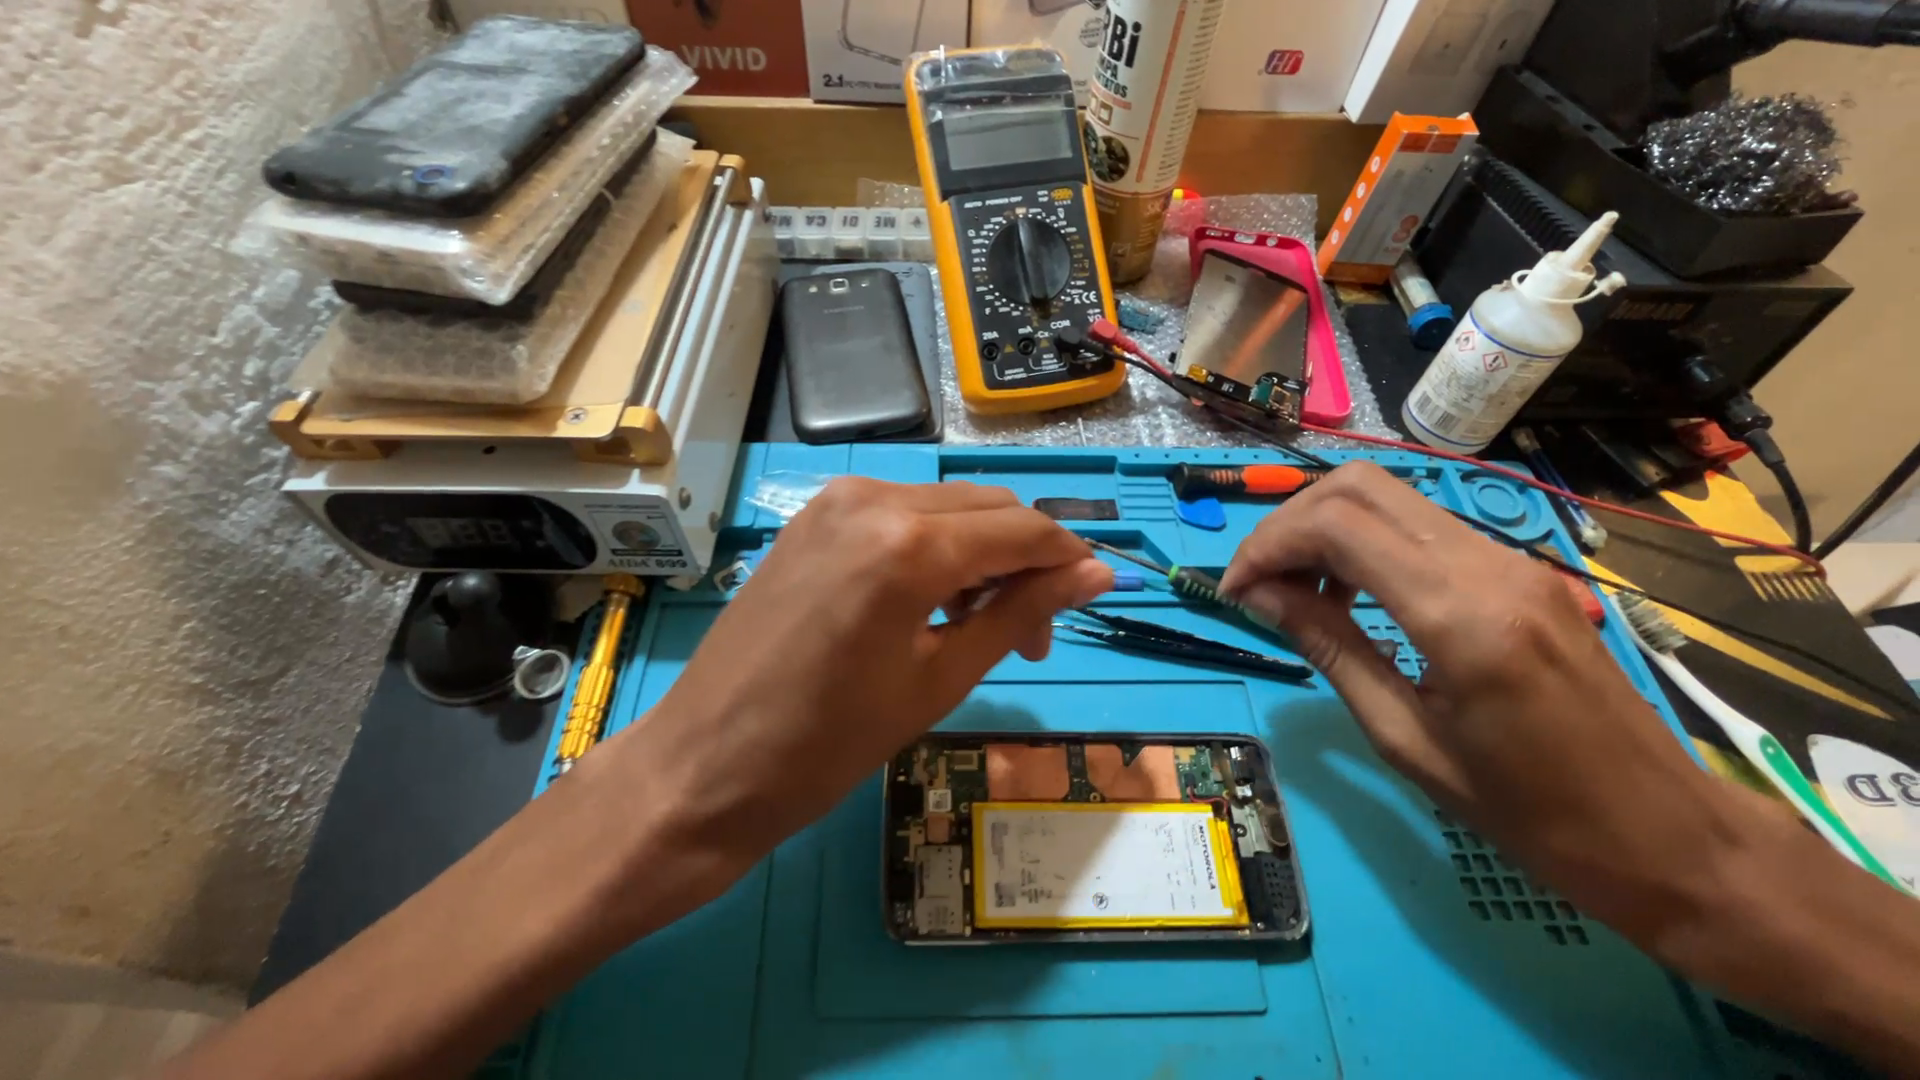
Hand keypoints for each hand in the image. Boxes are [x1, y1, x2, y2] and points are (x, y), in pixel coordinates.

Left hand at [582, 478, 1111, 899]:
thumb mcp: (940, 680)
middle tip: (1029, 637)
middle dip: (1024, 561)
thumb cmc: (830, 744)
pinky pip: (898, 516)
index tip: (1090, 598)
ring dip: (980, 554)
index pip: (1022, 530)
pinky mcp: (812, 518)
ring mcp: (835, 502)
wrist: (706, 764)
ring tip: (980, 628)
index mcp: (909, 544)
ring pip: (944, 507)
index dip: (1066, 561)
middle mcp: (873, 499)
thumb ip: (1019, 615)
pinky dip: (932, 549)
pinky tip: (929, 603)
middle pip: (987, 507)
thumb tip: (1095, 575)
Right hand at [1218, 463, 1732, 939]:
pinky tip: (1352, 595)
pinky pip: (1423, 527)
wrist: (1664, 833)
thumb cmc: (1527, 813)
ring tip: (1297, 593)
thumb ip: (1330, 649)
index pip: (1338, 526)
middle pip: (1360, 487)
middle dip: (1289, 523)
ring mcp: (1513, 560)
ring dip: (1325, 529)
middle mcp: (1489, 566)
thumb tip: (1259, 596)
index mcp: (1461, 617)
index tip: (1233, 591)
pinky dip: (1366, 543)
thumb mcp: (1405, 739)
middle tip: (1258, 583)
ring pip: (1391, 496)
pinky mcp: (1521, 570)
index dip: (1266, 546)